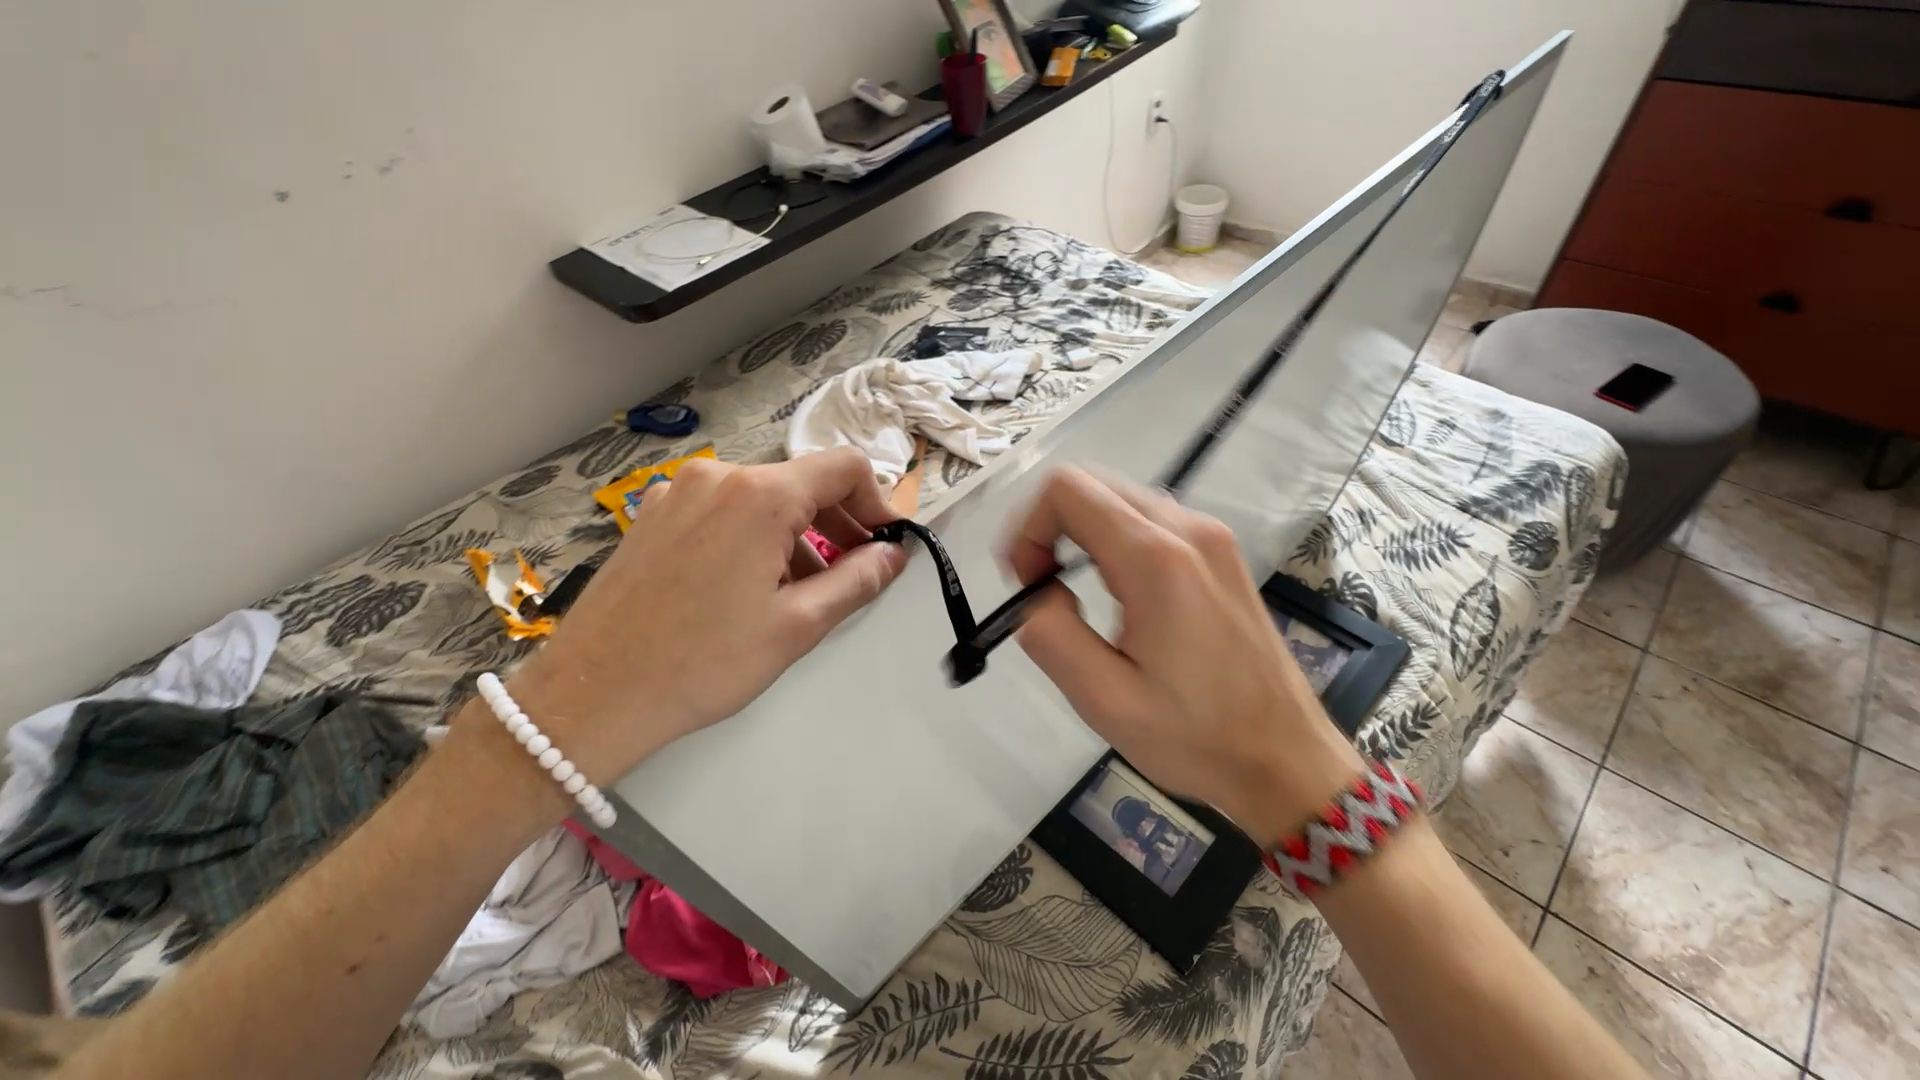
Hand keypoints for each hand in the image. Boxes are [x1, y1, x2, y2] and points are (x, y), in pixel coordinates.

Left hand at [504, 448, 908, 784]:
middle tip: (854, 573)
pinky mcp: (652, 516)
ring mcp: (677, 493)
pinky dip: (751, 536)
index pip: (844, 467)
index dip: (877, 503)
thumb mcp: (797, 626)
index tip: (884, 546)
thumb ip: (857, 580)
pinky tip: (748, 587)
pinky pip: (721, 511)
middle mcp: (717, 477)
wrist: (594, 694)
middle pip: (801, 481)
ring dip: (795, 534)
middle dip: (838, 522)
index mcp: (759, 495)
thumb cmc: (704, 663)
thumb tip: (892, 554)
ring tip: (801, 592)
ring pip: (760, 498)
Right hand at [1007, 467, 1363, 846]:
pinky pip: (1153, 522)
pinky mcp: (1222, 557)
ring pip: (1122, 498)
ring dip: (1082, 533)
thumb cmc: (1195, 737)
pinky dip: (1116, 542)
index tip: (1025, 582)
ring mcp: (1213, 539)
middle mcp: (1189, 529)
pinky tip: (1117, 595)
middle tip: (1039, 588)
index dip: (1028, 526)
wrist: (1286, 759)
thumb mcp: (1104, 699)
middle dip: (1049, 526)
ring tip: (1075, 597)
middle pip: (1094, 483)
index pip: (1068, 490)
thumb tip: (1038, 593)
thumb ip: (1050, 634)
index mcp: (1156, 558)